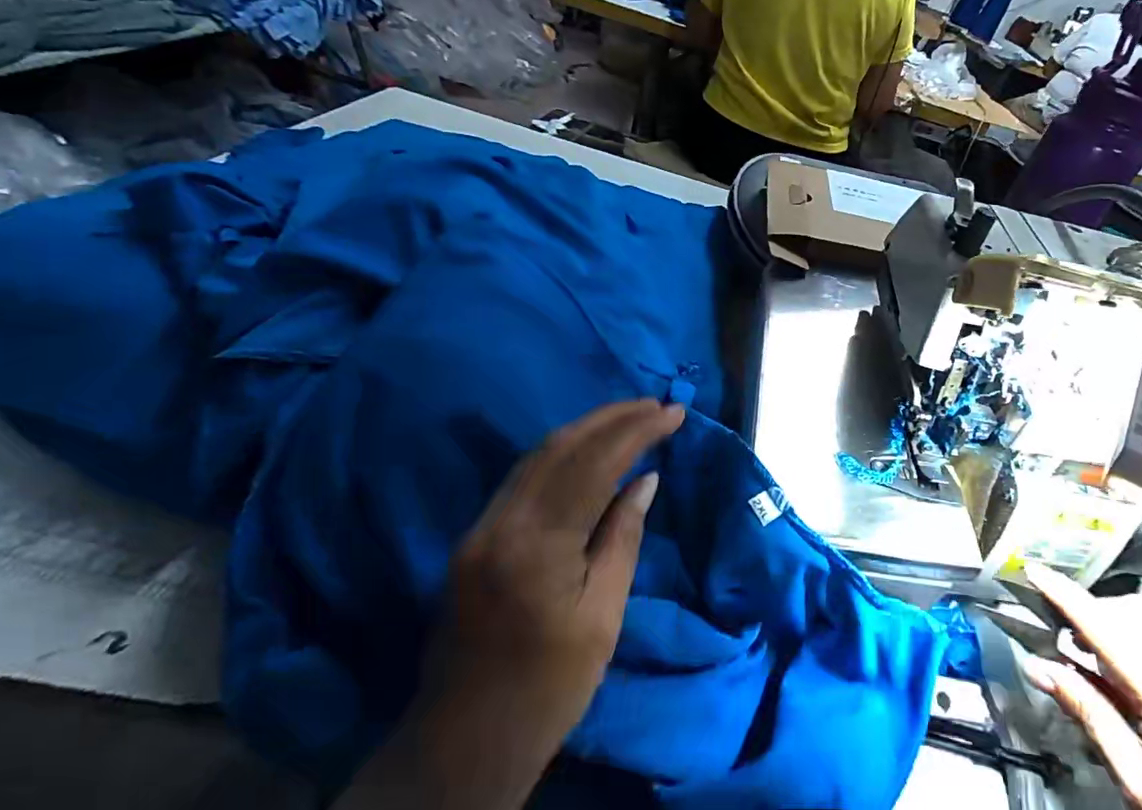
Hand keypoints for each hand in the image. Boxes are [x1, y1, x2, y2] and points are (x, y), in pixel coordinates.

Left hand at [337, 400, 682, 809]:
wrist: (468, 737)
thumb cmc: (551, 687)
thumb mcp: (603, 616)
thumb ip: (622, 537)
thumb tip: (645, 479)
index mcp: (539, 544)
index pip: (594, 463)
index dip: (636, 431)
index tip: (673, 413)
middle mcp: (502, 520)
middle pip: (560, 446)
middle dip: (610, 418)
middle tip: (653, 405)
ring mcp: (480, 525)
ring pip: (535, 455)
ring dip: (584, 430)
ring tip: (627, 418)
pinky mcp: (473, 535)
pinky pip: (521, 478)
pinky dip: (558, 455)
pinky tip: (584, 452)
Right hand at [1019, 564, 1141, 809]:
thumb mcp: (1139, 787)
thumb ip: (1091, 718)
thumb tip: (1037, 665)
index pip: (1116, 638)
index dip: (1071, 601)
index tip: (1036, 572)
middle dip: (1094, 612)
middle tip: (1062, 635)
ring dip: (1120, 624)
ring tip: (1095, 657)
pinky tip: (1135, 675)